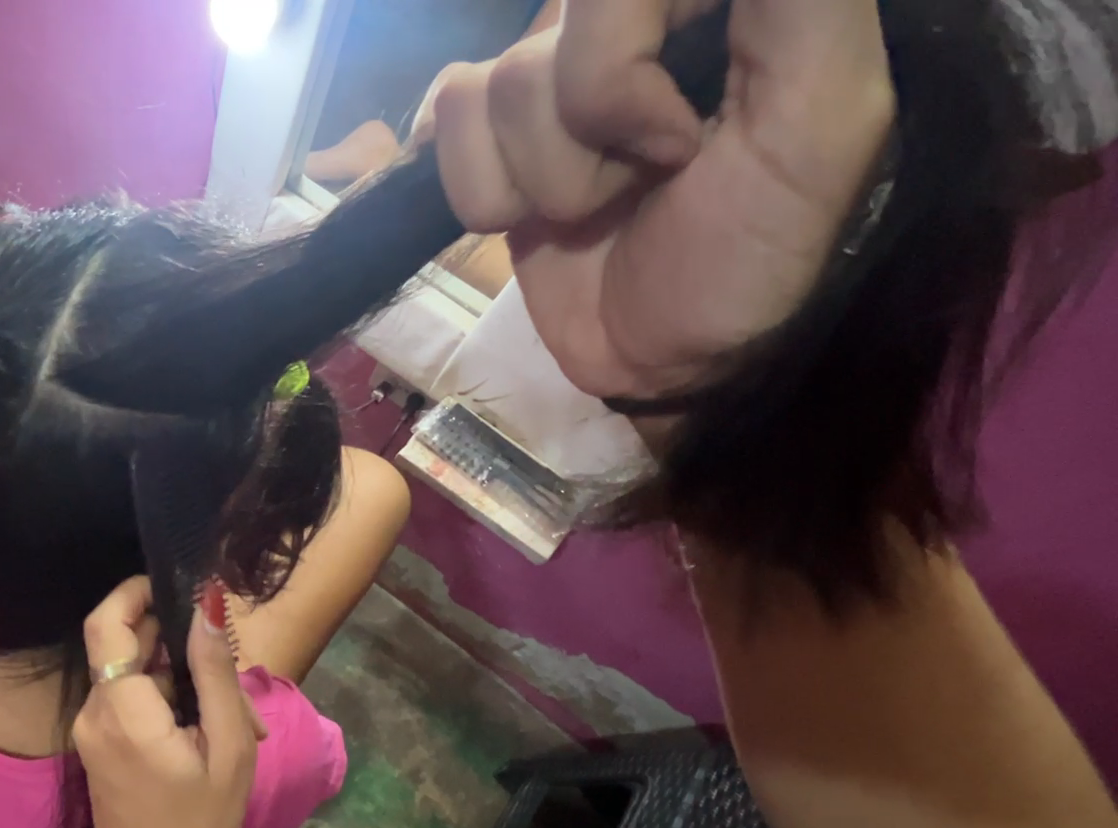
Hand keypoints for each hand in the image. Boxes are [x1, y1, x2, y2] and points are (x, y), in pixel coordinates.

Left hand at [72, 577, 260, 827]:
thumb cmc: (199, 825)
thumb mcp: (227, 747)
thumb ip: (215, 673)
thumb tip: (206, 605)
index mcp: (123, 709)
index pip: (106, 623)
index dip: (133, 592)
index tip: (175, 586)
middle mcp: (94, 710)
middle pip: (122, 642)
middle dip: (173, 637)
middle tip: (227, 660)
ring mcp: (90, 727)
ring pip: (130, 670)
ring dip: (176, 672)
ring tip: (230, 707)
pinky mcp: (97, 741)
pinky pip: (128, 697)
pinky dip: (164, 696)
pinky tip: (205, 726)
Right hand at [424, 0, 894, 399]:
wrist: (665, 354)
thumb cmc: (750, 250)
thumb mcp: (822, 122)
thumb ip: (800, 4)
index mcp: (707, 5)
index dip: (618, 66)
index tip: (673, 139)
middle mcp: (625, 26)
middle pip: (542, 43)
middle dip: (583, 141)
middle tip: (641, 183)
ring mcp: (548, 83)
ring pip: (485, 89)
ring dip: (539, 182)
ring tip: (593, 210)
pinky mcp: (490, 141)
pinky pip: (443, 116)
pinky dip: (475, 186)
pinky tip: (520, 212)